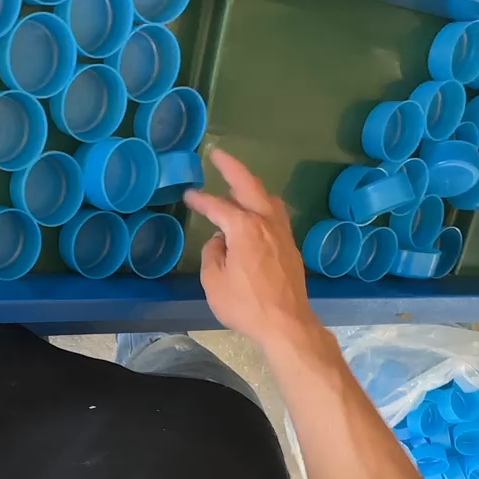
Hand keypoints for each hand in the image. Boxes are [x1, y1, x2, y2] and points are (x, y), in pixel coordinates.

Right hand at [184, 149, 325, 354]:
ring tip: (238, 186)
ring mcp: (282, 233)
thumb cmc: (244, 304)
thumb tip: (218, 241)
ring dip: (251, 188)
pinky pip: (275, 215)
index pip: (217, 207)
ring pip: (268, 198)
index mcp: (244, 227)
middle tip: (218, 154)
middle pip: (249, 185)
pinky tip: (255, 216)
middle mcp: (266, 222)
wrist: (285, 323)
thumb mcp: (213, 282)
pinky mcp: (290, 246)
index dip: (200, 200)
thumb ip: (211, 255)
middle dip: (232, 168)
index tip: (188, 196)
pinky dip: (262, 207)